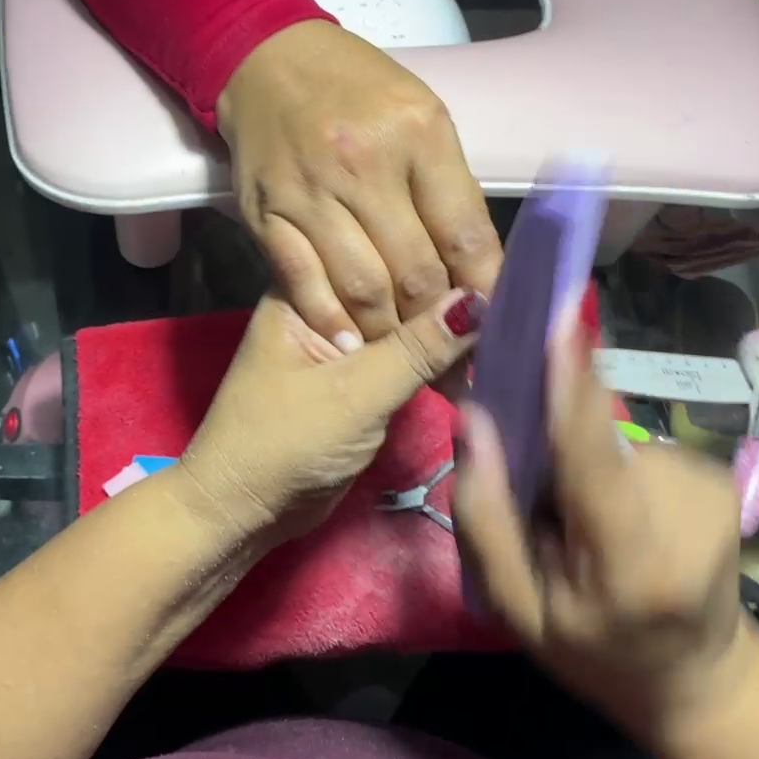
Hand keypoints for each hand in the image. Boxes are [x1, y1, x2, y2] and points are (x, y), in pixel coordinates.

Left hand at [178, 286, 486, 546]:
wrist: (243, 509)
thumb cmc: (284, 443)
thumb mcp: (355, 393)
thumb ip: (418, 348)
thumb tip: (485, 298)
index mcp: (303, 286)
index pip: (379, 250)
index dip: (438, 259)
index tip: (500, 271)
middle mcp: (320, 304)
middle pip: (395, 285)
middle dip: (446, 301)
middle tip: (516, 309)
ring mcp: (335, 342)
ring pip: (401, 324)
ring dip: (443, 335)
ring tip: (506, 333)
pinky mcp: (350, 378)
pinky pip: (398, 358)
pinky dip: (429, 362)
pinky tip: (474, 361)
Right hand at [216, 20, 501, 347]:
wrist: (266, 62)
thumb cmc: (355, 89)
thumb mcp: (419, 118)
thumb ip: (445, 190)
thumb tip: (473, 271)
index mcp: (419, 133)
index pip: (465, 232)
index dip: (485, 292)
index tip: (496, 330)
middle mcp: (365, 164)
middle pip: (415, 271)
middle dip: (440, 329)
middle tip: (455, 369)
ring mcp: (310, 193)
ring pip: (361, 287)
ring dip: (389, 335)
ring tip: (407, 358)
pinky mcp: (267, 215)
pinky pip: (303, 282)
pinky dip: (330, 320)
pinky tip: (349, 344)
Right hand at [452, 325, 751, 736]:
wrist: (696, 679)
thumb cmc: (591, 650)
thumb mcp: (514, 606)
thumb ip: (484, 516)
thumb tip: (473, 417)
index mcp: (631, 561)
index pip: (593, 457)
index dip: (572, 385)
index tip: (557, 319)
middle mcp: (687, 510)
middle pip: (590, 438)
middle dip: (547, 447)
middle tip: (531, 503)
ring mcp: (712, 485)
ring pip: (608, 440)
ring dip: (575, 463)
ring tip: (572, 521)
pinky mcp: (718, 472)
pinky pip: (630, 446)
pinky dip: (604, 467)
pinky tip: (605, 513)